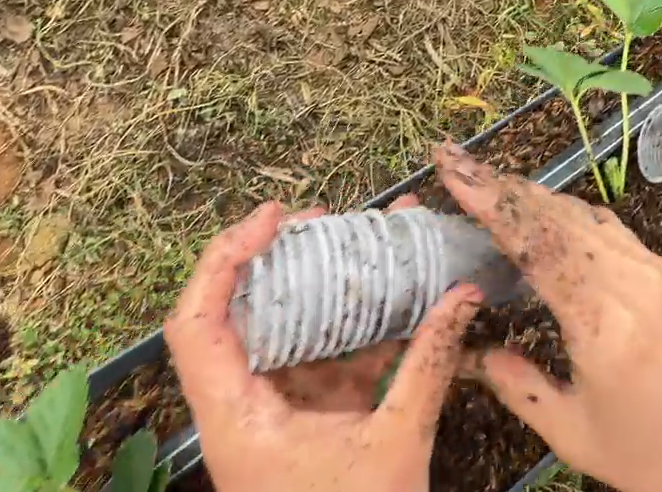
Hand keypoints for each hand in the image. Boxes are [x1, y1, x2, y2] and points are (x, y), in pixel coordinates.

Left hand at [165, 198, 482, 491]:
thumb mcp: (398, 443)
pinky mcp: (309, 417)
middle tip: (325, 219)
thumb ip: (430, 362)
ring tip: (364, 239)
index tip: (275, 217)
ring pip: (284, 329)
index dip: (224, 260)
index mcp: (237, 417)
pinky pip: (323, 353)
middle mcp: (244, 407)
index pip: (196, 325)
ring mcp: (276, 410)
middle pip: (236, 313)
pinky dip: (355, 321)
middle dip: (279, 257)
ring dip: (322, 284)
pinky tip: (393, 293)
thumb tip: (465, 292)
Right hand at [434, 142, 661, 491]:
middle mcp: (630, 279)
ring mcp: (654, 270)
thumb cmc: (660, 460)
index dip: (489, 202)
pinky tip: (548, 216)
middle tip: (457, 163)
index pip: (535, 243)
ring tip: (489, 184)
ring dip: (534, 195)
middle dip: (500, 185)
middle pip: (556, 214)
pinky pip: (609, 229)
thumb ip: (521, 387)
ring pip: (583, 214)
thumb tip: (475, 353)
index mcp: (603, 321)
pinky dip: (570, 213)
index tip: (453, 169)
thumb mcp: (577, 435)